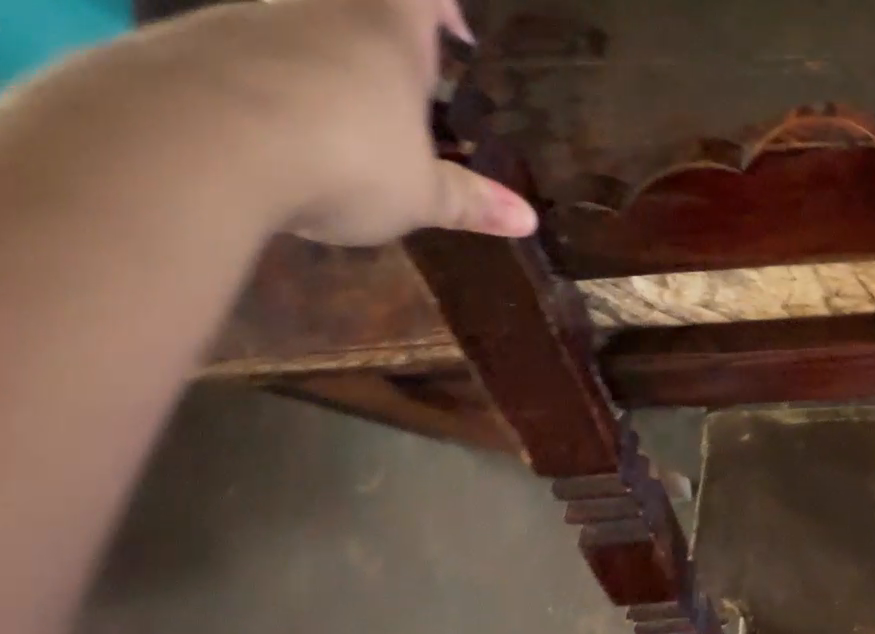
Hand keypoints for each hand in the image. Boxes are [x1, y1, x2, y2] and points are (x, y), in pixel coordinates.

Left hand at [134, 0, 535, 243]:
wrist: (195, 139)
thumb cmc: (344, 157)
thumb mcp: (419, 194)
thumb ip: (469, 202)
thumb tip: (528, 220)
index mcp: (386, 32)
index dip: (441, 7)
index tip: (457, 33)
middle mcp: (317, 12)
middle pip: (353, 8)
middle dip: (380, 40)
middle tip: (404, 87)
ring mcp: (250, 24)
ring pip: (298, 32)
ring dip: (323, 68)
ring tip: (343, 125)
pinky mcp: (193, 49)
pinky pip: (248, 61)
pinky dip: (271, 92)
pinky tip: (281, 140)